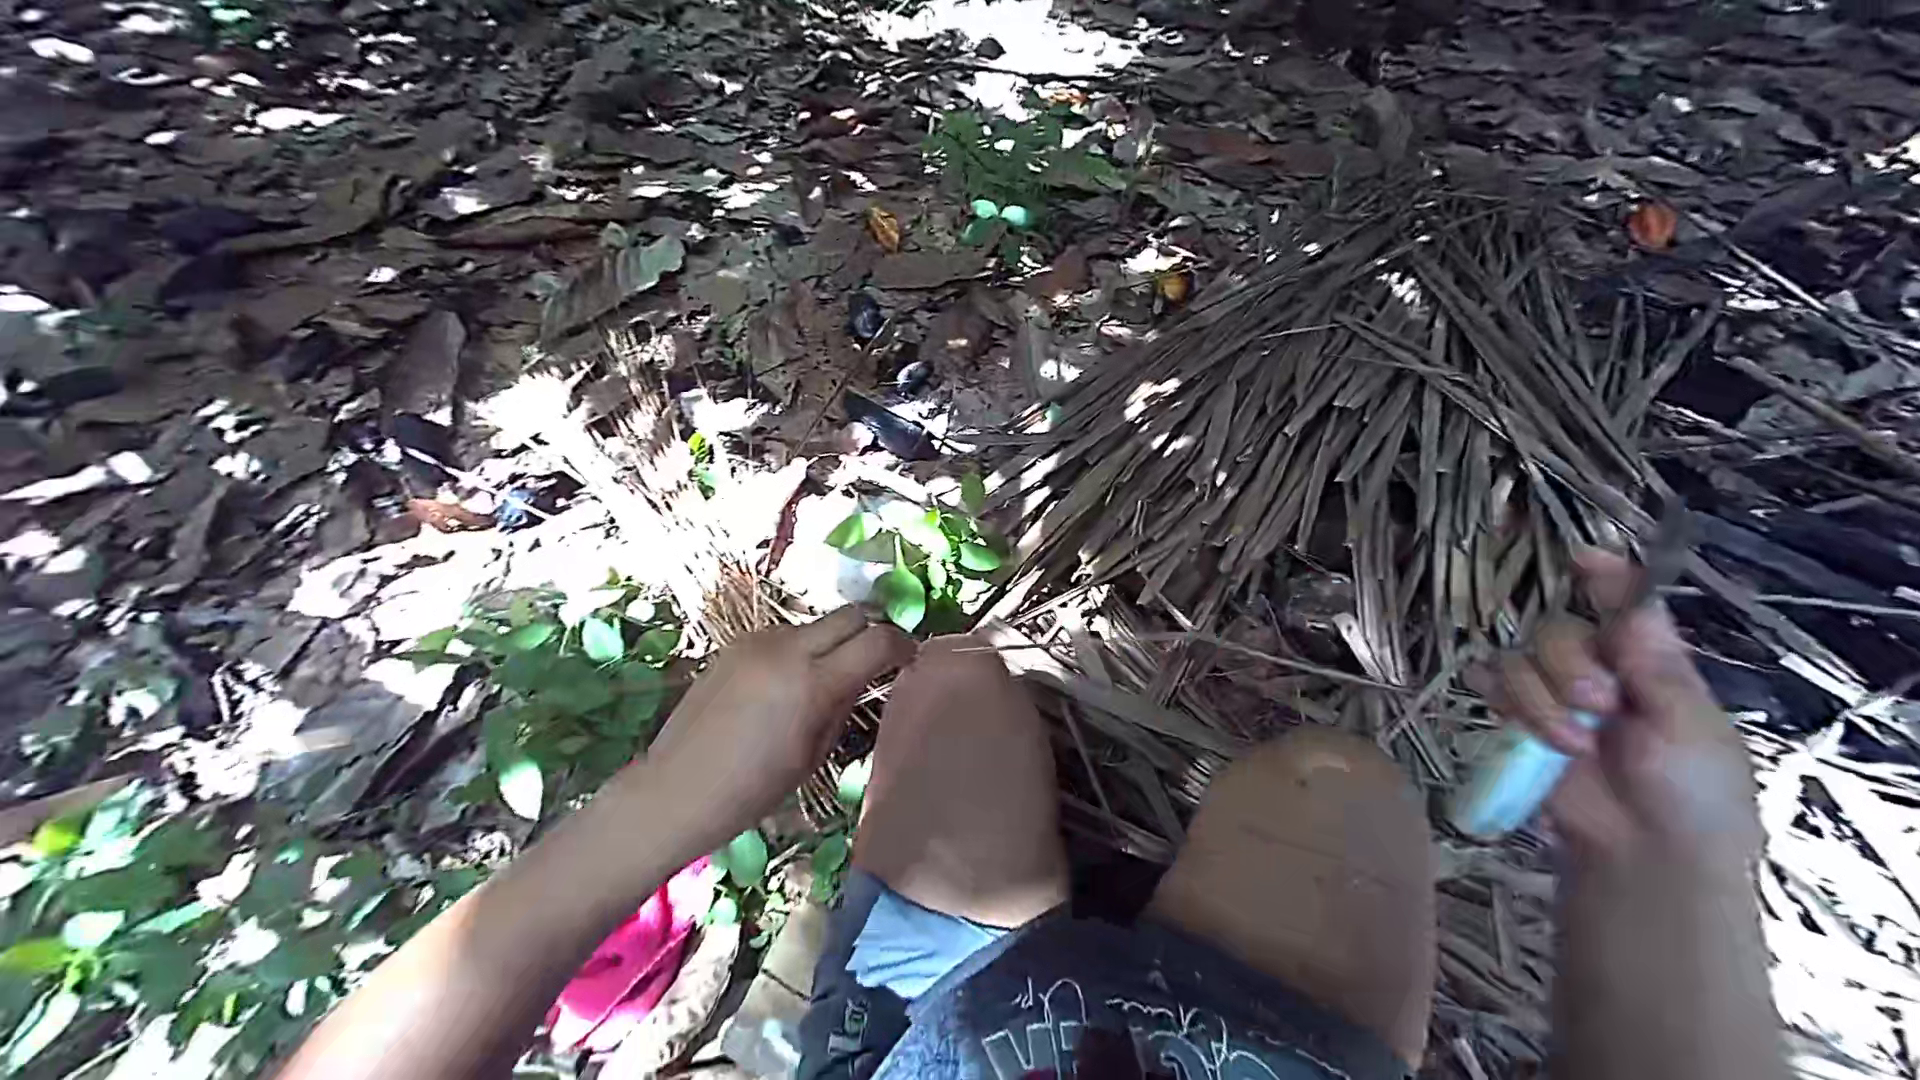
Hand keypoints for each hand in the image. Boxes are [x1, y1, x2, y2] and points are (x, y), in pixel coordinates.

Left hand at [639, 606, 912, 838]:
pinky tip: (784, 685)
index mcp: (812, 683)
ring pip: (817, 625)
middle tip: (874, 661)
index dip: (902, 645)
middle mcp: (787, 648)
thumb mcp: (814, 754)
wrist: (675, 788)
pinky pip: (786, 635)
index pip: (877, 640)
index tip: (909, 658)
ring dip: (833, 643)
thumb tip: (863, 675)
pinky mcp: (736, 643)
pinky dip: (800, 650)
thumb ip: (844, 703)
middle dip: (871, 632)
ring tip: (822, 681)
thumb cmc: (752, 788)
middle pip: (851, 614)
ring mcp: (758, 640)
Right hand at [1478, 550, 1762, 872]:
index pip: (1624, 605)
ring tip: (1570, 743)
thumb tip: (1637, 607)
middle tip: (1596, 705)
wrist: (1639, 849)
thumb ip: (1657, 670)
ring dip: (1538, 700)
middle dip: (1567, 665)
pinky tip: (1517, 720)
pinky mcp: (1514, 712)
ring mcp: (1550, 689)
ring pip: (1517, 659)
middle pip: (1555, 630)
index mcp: (1647, 662)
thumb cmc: (1690, 792)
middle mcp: (1594, 666)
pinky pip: (1487, 681)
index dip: (1605, 577)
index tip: (1583, 556)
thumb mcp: (1690, 731)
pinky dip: (1500, 696)